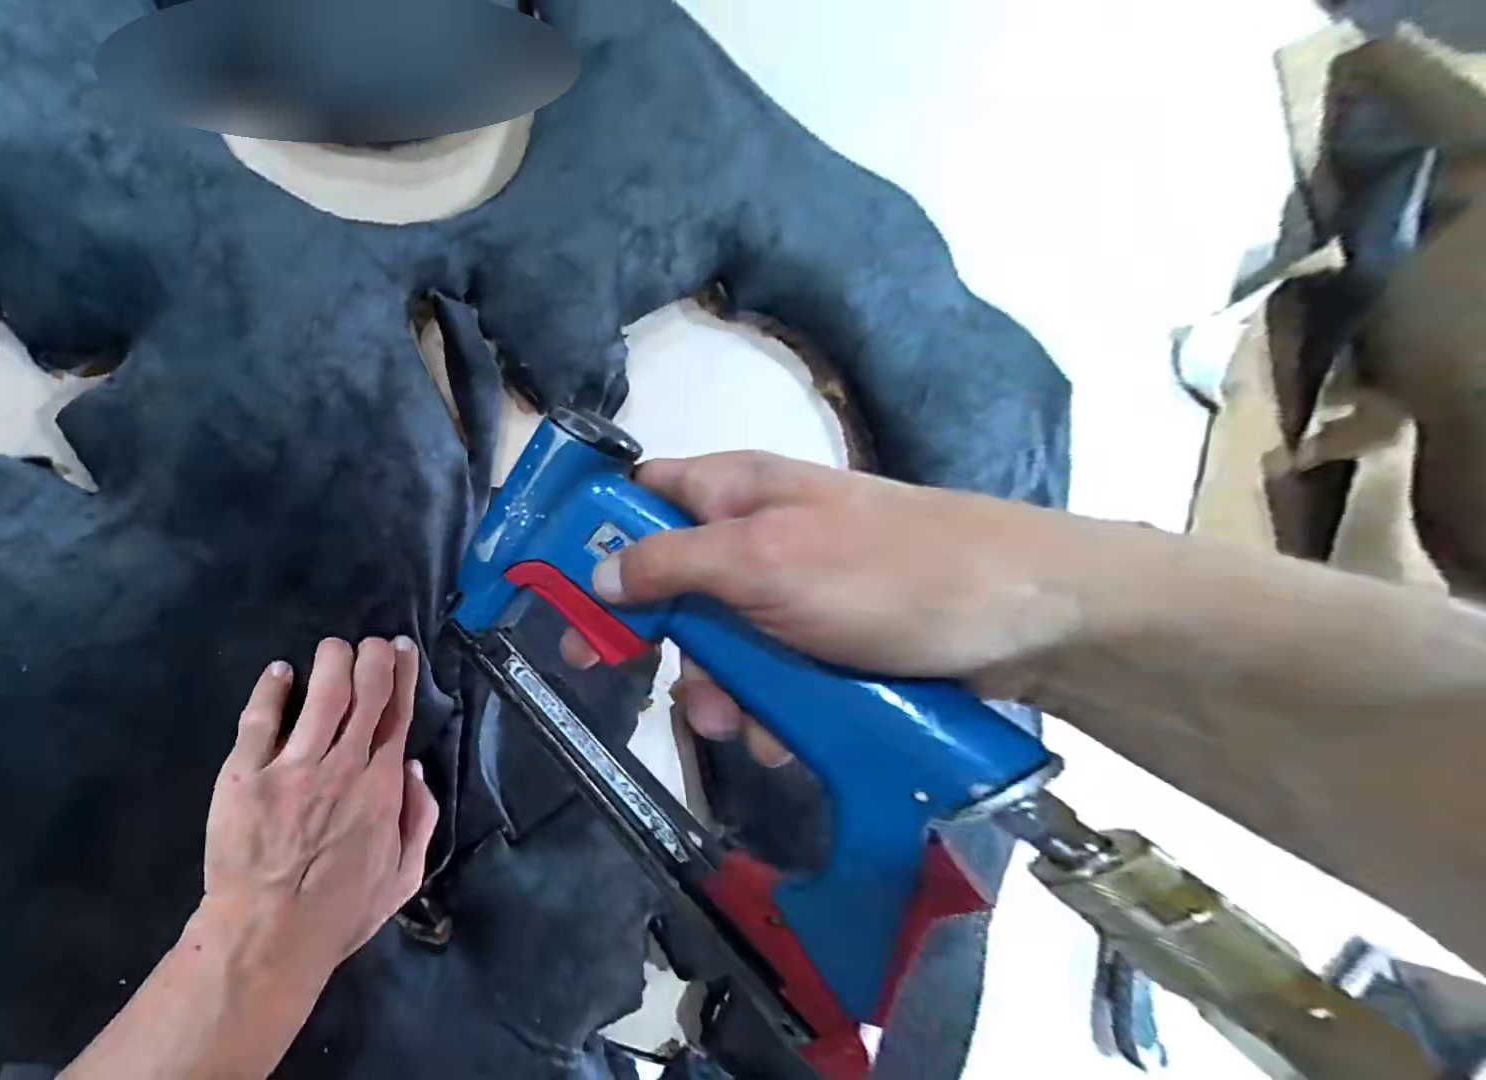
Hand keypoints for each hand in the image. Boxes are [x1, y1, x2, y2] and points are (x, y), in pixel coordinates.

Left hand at [202, 636, 439, 983]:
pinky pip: (260, 719)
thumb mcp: (404, 876)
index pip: (397, 714)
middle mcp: (342, 766)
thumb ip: (421, 818)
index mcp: (381, 786)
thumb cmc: (338, 911)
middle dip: (372, 656)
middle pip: (365, 692)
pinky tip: (280, 671)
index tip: (400, 649)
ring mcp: (293, 768)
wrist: (266, 940)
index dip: (402, 674)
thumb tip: (413, 764)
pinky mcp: (246, 775)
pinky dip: (272, 688)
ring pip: (321, 694)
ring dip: (332, 660)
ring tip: (333, 647)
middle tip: (371, 642)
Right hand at [574, 452, 1094, 761]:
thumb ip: (671, 565)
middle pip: (662, 576)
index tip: (559, 581)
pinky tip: (779, 731)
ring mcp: (778, 587)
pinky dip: (759, 703)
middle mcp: (745, 532)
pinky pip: (758, 668)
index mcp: (726, 490)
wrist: (1027, 620)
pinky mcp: (810, 635)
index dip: (592, 530)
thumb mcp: (763, 562)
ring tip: (735, 724)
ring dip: (712, 684)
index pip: (634, 494)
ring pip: (708, 636)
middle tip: (604, 665)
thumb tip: (596, 572)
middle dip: (647, 630)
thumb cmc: (884, 572)